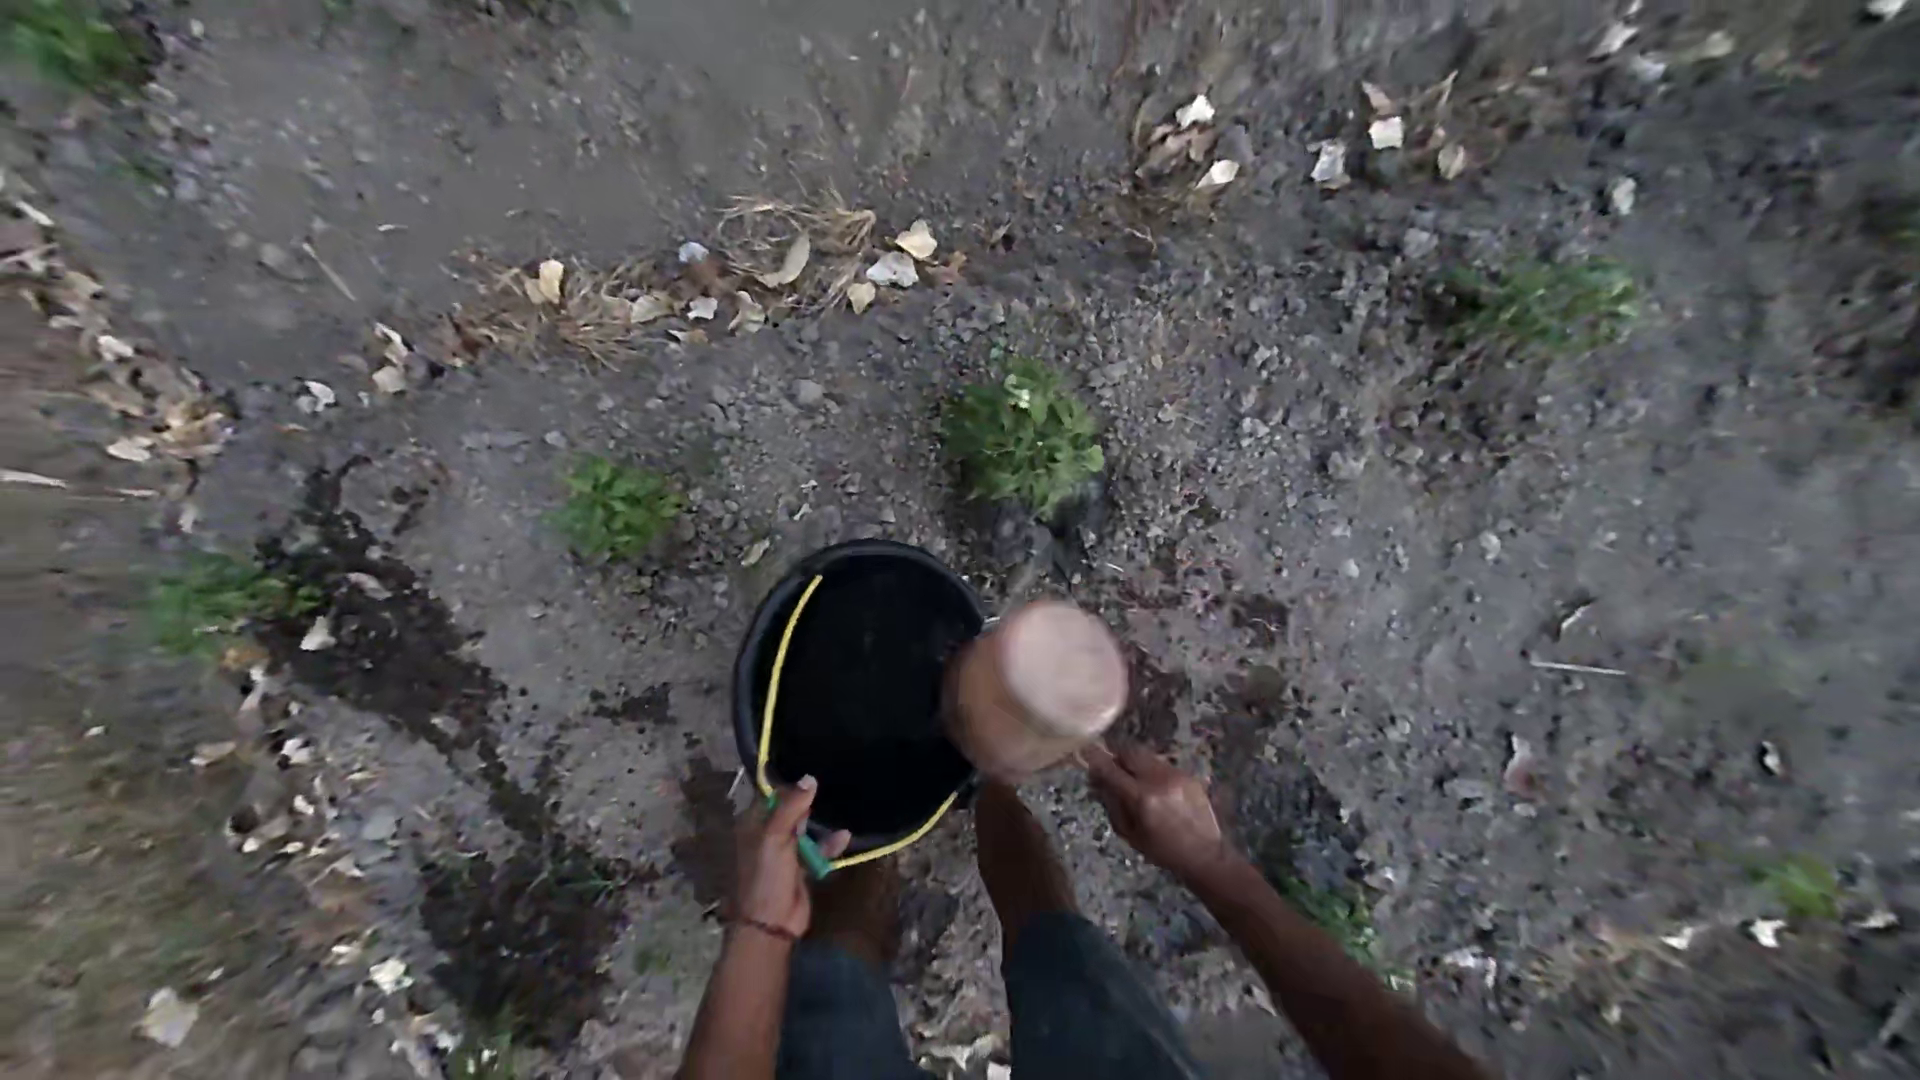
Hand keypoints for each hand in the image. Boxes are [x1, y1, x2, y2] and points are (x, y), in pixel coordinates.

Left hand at [731, 776, 850, 939]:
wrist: (771, 924)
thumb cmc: (767, 875)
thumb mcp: (776, 837)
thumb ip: (792, 806)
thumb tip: (810, 777)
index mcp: (754, 826)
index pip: (770, 797)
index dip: (789, 787)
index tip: (811, 775)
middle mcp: (768, 836)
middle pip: (790, 811)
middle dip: (808, 802)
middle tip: (831, 784)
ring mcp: (785, 852)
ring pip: (805, 829)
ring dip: (820, 823)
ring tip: (840, 806)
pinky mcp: (800, 868)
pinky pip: (817, 849)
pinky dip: (829, 844)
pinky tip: (844, 836)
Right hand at [1085, 743, 1238, 885]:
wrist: (1206, 856)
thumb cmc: (1162, 851)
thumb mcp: (1129, 834)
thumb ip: (1111, 804)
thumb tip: (1097, 780)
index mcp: (1141, 798)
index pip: (1111, 769)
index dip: (1095, 758)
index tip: (1084, 751)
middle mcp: (1158, 780)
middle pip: (1128, 751)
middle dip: (1116, 756)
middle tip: (1113, 768)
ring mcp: (1176, 775)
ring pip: (1145, 755)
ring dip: (1135, 763)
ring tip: (1136, 779)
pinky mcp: (1188, 775)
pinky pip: (1162, 764)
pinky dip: (1152, 771)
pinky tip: (1157, 788)